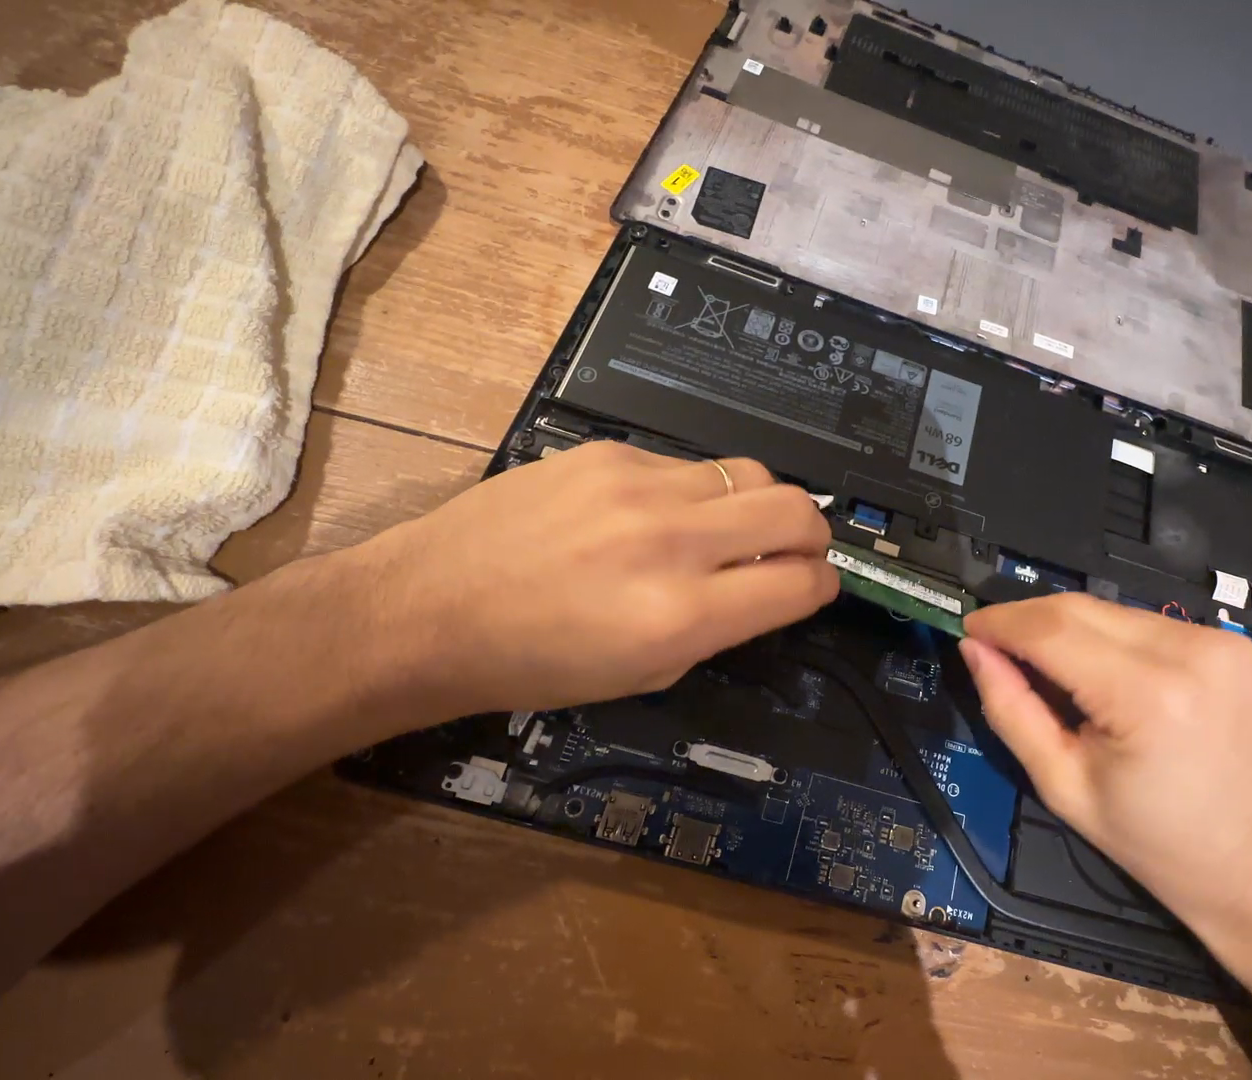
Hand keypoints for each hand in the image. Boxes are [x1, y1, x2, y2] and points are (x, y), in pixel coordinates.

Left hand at [350, 440, 837, 717]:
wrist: (429, 611)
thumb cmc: (536, 665)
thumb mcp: (645, 674)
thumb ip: (719, 628)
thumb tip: (769, 587)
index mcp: (681, 615)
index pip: (800, 583)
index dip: (823, 587)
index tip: (814, 586)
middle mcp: (671, 541)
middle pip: (795, 509)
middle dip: (812, 534)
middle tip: (794, 550)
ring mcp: (637, 485)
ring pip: (747, 472)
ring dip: (755, 505)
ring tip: (725, 529)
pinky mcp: (607, 451)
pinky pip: (685, 465)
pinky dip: (692, 493)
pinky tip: (651, 514)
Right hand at [959, 594, 1251, 972]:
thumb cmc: (1165, 850)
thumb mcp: (1067, 788)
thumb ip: (1012, 711)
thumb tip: (976, 654)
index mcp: (1146, 694)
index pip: (1049, 628)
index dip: (999, 623)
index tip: (968, 631)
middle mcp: (1188, 651)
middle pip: (1078, 606)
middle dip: (1026, 620)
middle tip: (993, 649)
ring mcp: (1219, 643)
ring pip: (1110, 610)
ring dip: (1065, 629)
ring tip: (1044, 671)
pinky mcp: (1234, 647)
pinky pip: (1146, 625)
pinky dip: (1107, 638)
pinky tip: (1096, 675)